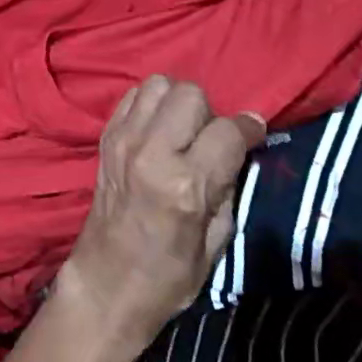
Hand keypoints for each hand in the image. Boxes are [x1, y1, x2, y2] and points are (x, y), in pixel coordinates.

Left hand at [55, 76, 266, 348]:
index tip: (255, 133)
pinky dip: (150, 103)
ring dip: (177, 101)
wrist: (109, 277)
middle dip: (209, 112)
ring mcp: (123, 137)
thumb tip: (240, 146)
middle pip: (189, 94)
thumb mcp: (218, 240)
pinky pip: (133, 95)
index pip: (227, 132)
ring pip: (158, 84)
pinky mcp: (105, 134)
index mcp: (185, 184)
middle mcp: (150, 150)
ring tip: (183, 128)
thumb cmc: (170, 271)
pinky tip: (157, 126)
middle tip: (210, 137)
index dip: (248, 129)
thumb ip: (229, 186)